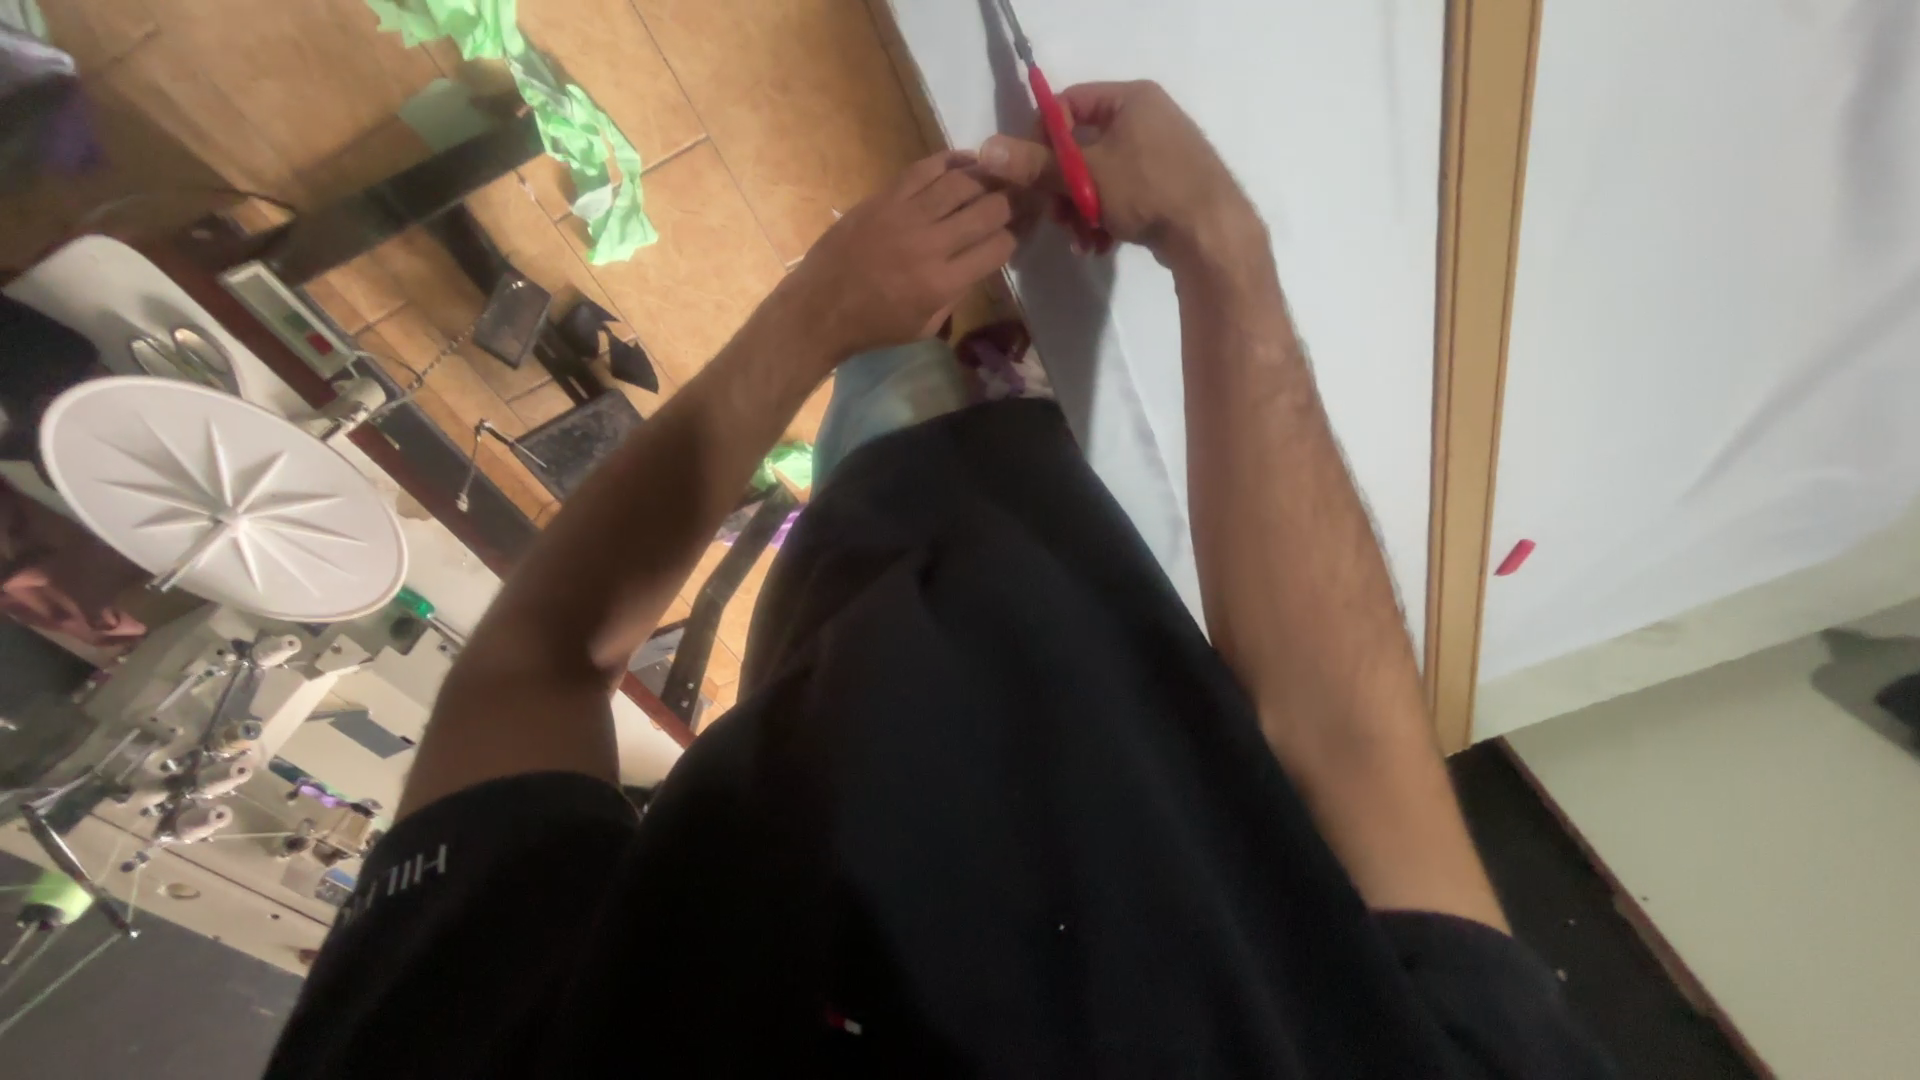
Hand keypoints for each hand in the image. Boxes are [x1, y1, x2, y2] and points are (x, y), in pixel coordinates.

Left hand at [784, 150, 1017, 361]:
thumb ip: (957, 294)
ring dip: (986, 178)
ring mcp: (905, 216)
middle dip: (1010, 203)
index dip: (1015, 238)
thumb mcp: (925, 326)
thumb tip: (979, 261)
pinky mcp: (884, 198)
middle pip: (988, 209)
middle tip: (1018, 199)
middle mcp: (930, 244)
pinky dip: (951, 161)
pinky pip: (925, 169)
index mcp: (942, 284)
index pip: (998, 247)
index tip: (1018, 233)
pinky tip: (966, 163)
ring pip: (961, 182)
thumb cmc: (875, 326)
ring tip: (997, 177)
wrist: (821, 307)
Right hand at [976, 81, 1257, 267]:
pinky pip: (1122, 197)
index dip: (1044, 138)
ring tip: (1081, 240)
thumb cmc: (1147, 189)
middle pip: (1083, 148)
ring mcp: (1159, 154)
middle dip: (1063, 189)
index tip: (1032, 173)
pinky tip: (1099, 246)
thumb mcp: (1085, 176)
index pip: (1070, 104)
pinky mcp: (1166, 187)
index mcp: (1130, 99)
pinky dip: (1106, 220)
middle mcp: (1147, 118)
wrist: (1210, 232)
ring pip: (1100, 179)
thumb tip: (986, 150)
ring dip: (1081, 212)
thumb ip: (1035, 165)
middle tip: (1056, 218)